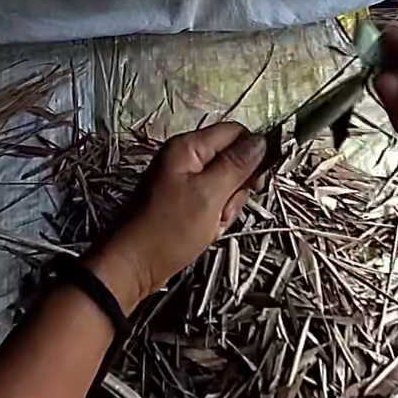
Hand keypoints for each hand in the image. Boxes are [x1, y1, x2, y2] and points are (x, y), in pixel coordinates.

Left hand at [84, 122, 266, 310]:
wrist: (134, 265)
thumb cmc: (170, 228)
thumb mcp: (210, 194)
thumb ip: (237, 165)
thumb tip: (262, 140)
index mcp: (188, 147)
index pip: (234, 132)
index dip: (252, 152)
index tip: (257, 181)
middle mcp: (186, 157)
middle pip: (231, 159)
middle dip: (236, 187)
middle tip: (224, 209)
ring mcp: (184, 179)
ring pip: (225, 183)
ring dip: (226, 206)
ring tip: (212, 223)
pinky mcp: (184, 200)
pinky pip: (212, 200)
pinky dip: (215, 216)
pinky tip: (206, 230)